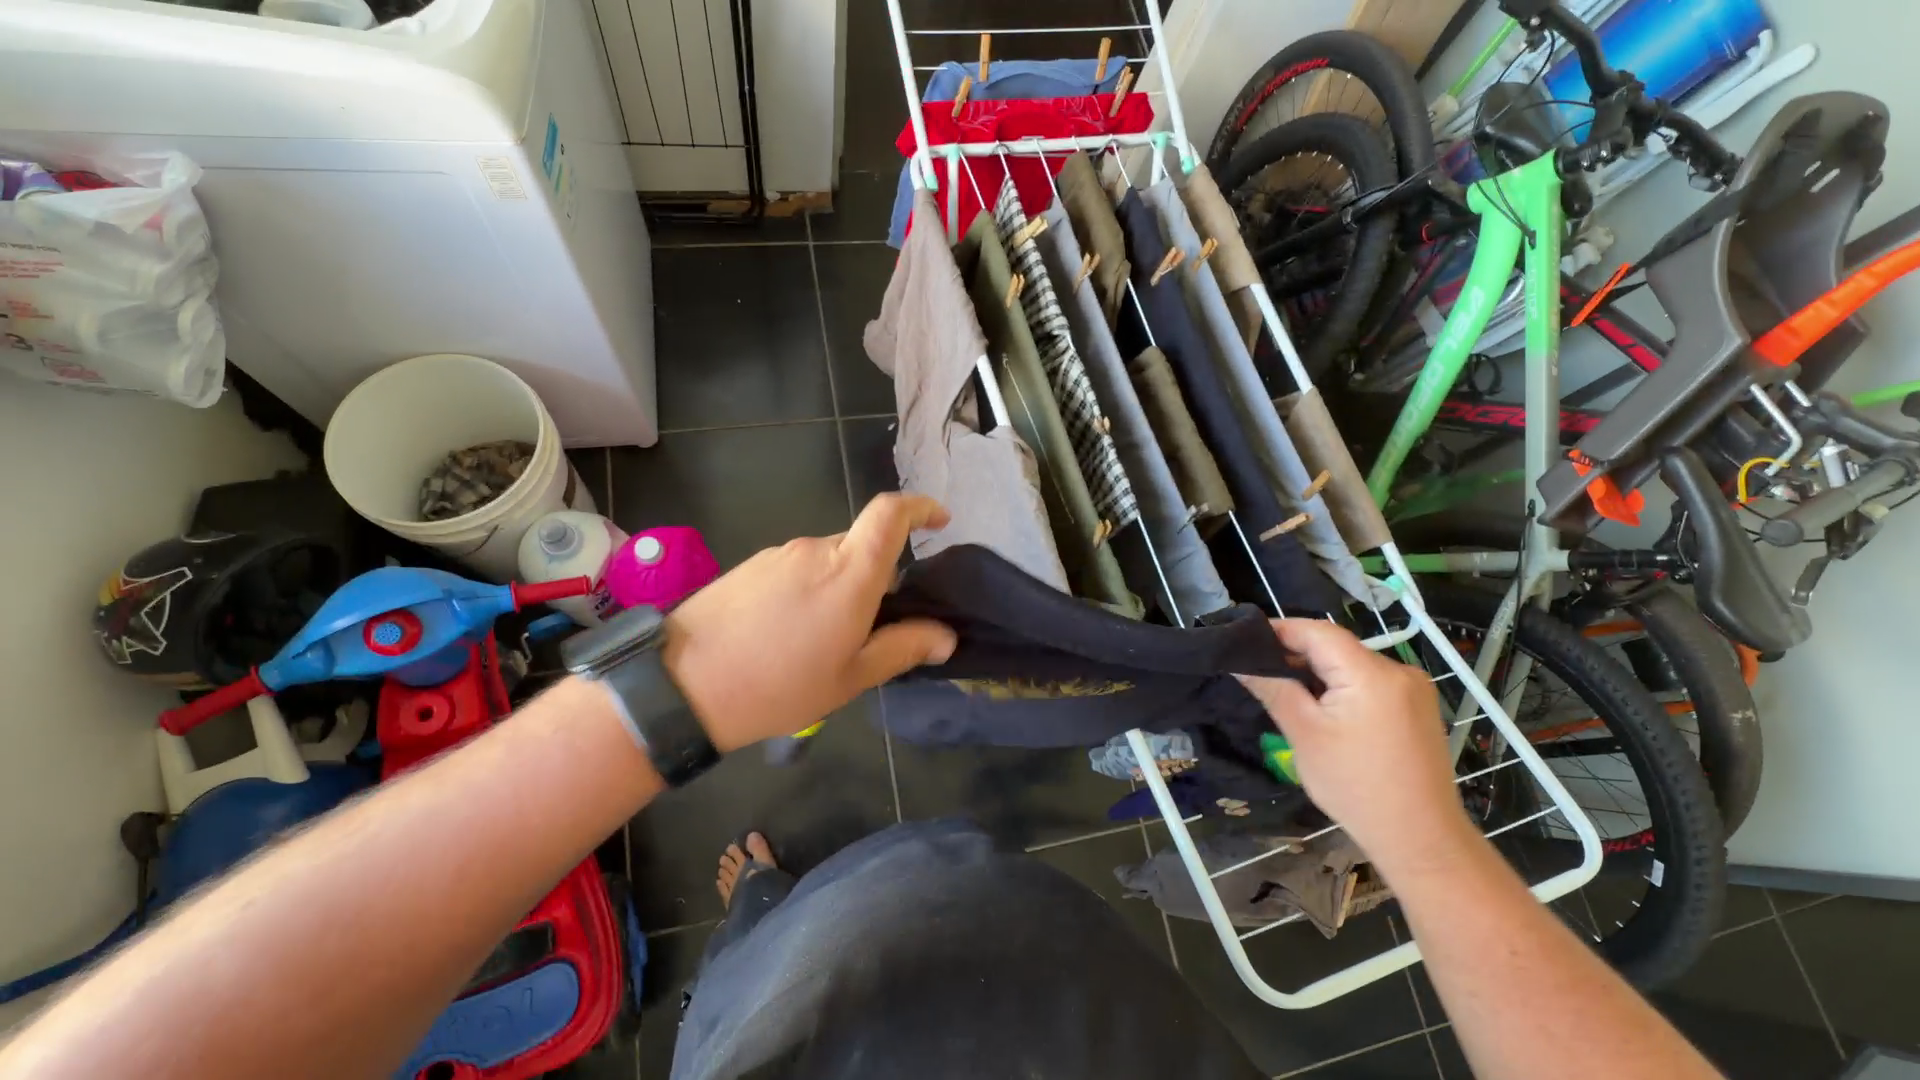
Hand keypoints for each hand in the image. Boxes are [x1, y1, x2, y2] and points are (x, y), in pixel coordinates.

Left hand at [660, 494, 956, 752]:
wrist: (683, 686)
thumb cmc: (780, 685)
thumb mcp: (851, 677)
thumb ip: (903, 648)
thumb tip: (946, 636)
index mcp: (849, 572)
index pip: (890, 514)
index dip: (920, 507)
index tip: (939, 521)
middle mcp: (814, 550)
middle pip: (860, 545)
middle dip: (875, 577)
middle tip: (869, 630)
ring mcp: (777, 555)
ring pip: (826, 561)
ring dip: (837, 588)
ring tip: (821, 642)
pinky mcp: (749, 567)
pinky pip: (794, 569)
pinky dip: (806, 591)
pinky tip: (786, 634)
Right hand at [1237, 620, 1473, 869]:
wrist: (1420, 837)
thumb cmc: (1355, 786)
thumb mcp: (1304, 735)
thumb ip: (1273, 689)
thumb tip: (1239, 662)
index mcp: (1372, 673)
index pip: (1318, 632)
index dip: (1280, 630)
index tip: (1244, 640)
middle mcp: (1399, 670)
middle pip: (1337, 647)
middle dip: (1297, 654)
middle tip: (1257, 670)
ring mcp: (1414, 689)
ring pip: (1353, 665)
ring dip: (1319, 672)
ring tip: (1284, 690)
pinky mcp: (1418, 708)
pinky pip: (1371, 683)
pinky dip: (1343, 687)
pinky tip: (1323, 709)